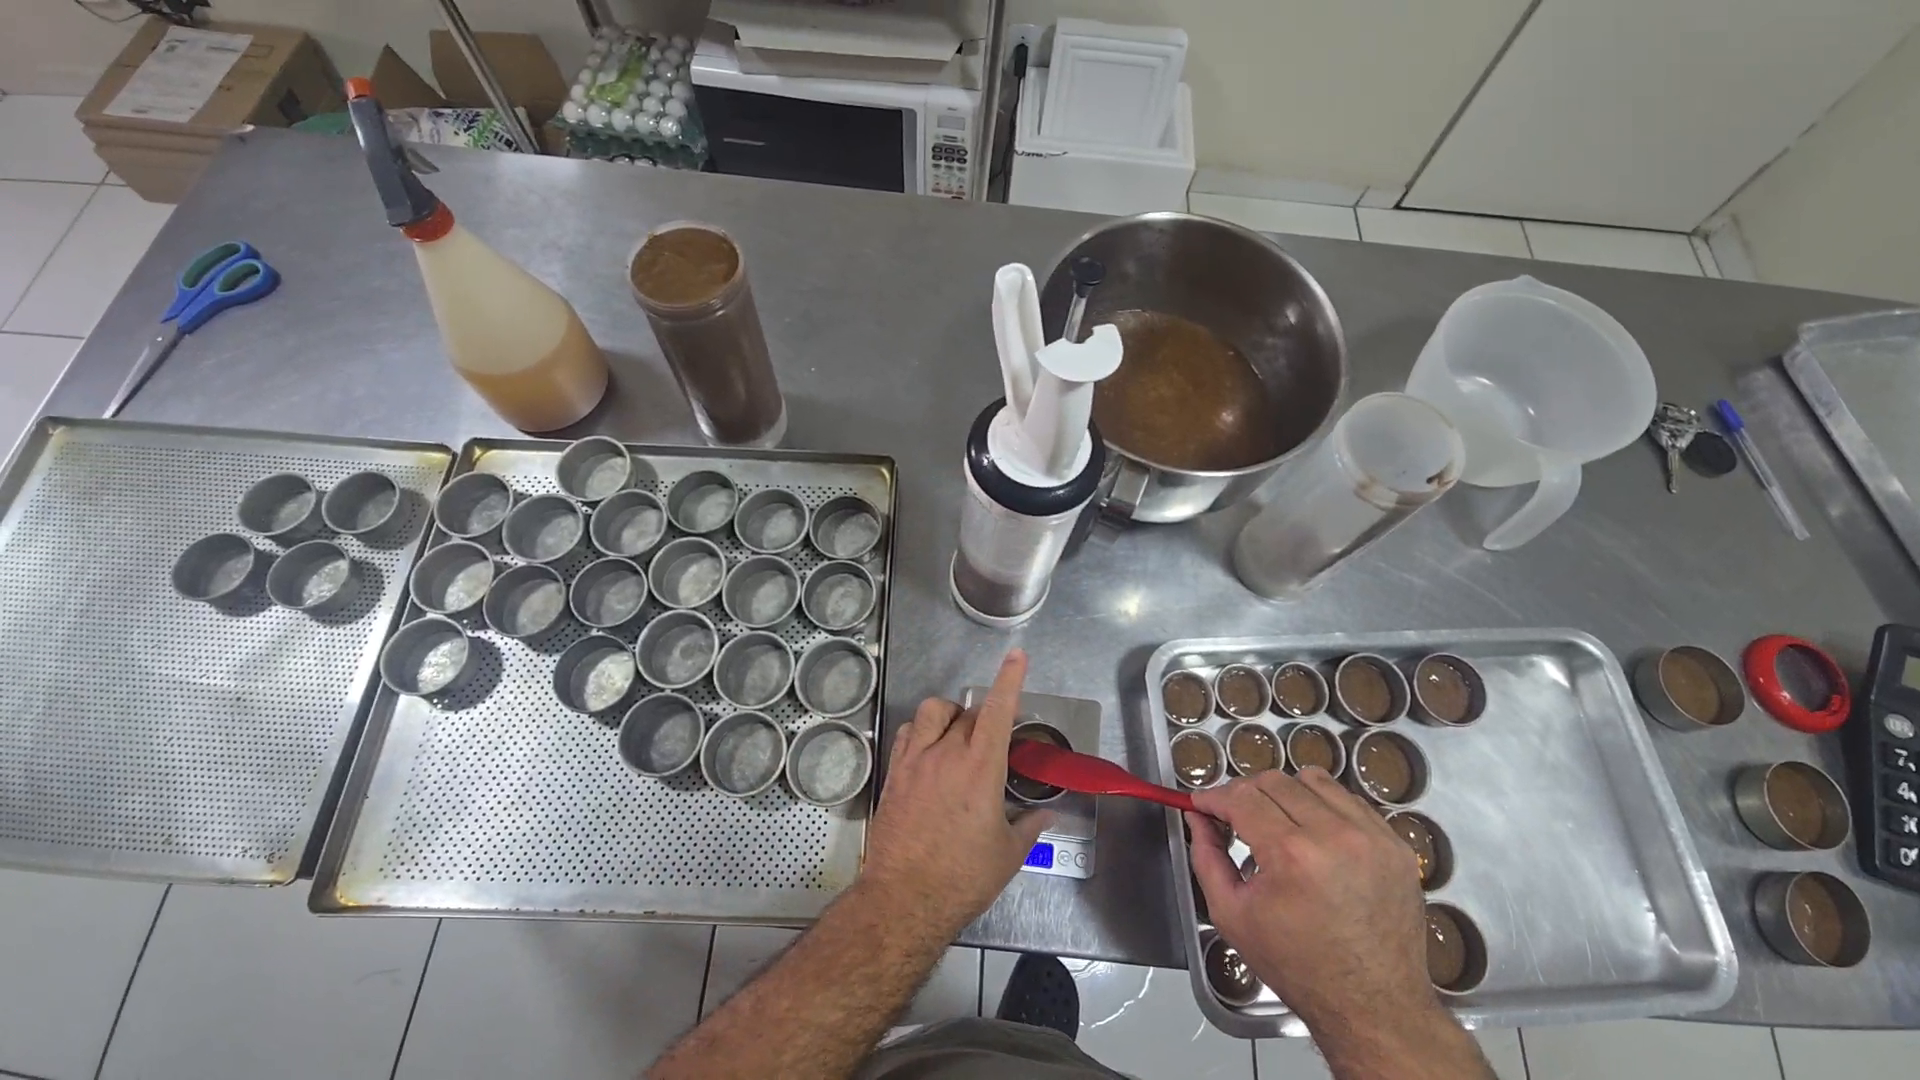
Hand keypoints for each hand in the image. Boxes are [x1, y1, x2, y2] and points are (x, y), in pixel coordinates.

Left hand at [862, 649, 1052, 935]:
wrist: (906, 898)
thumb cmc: (964, 877)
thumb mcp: (1008, 854)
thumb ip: (1030, 825)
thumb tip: (1047, 813)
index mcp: (981, 768)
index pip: (997, 710)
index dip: (1009, 679)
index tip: (1017, 656)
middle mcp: (946, 754)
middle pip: (968, 713)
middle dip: (985, 717)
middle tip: (994, 743)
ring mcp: (915, 761)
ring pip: (932, 713)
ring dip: (950, 716)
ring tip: (958, 737)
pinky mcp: (894, 774)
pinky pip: (908, 734)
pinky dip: (922, 731)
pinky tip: (929, 752)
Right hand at [1187, 769, 1434, 1034]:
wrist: (1372, 1004)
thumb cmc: (1295, 965)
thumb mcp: (1232, 915)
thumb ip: (1207, 858)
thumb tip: (1197, 818)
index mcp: (1290, 853)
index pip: (1241, 796)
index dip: (1214, 796)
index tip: (1202, 804)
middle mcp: (1334, 834)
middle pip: (1275, 780)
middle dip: (1246, 793)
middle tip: (1236, 817)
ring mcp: (1372, 836)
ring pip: (1315, 780)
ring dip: (1287, 793)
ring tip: (1279, 823)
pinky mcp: (1395, 844)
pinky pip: (1351, 801)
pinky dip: (1325, 807)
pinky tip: (1316, 836)